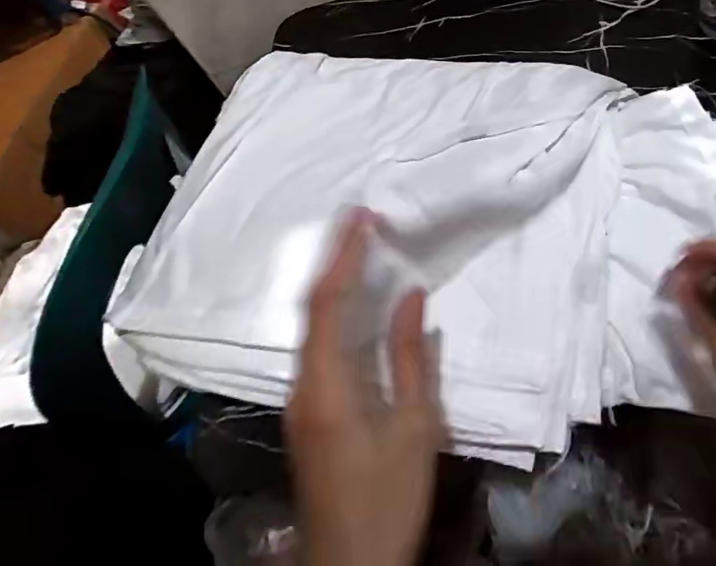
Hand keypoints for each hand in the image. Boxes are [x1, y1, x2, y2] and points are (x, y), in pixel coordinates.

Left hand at [287, 212, 443, 565]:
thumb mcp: (414, 428)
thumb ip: (412, 358)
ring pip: (312, 326)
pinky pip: (319, 344)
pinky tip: (360, 302)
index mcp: (327, 387)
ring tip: (364, 246)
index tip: (363, 217)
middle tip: (364, 220)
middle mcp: (303, 386)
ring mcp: (301, 400)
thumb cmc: (388, 498)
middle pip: (311, 308)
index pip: (327, 304)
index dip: (343, 256)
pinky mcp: (309, 411)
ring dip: (335, 281)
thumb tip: (410, 296)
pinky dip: (337, 311)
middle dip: (334, 259)